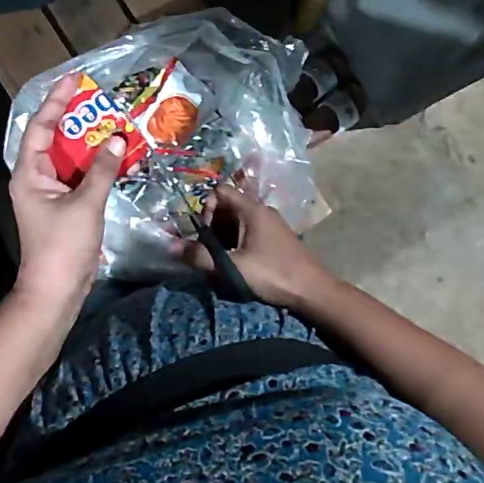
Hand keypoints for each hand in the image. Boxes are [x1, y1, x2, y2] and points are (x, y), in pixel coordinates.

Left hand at [9, 73, 125, 305]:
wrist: (56, 290)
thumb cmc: (64, 245)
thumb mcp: (86, 204)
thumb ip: (102, 169)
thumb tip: (117, 138)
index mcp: (29, 174)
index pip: (41, 128)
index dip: (56, 101)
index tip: (74, 79)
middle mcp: (35, 179)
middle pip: (54, 139)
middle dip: (76, 119)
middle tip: (99, 98)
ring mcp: (50, 194)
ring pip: (69, 158)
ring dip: (88, 142)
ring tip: (111, 121)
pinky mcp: (64, 207)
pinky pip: (79, 176)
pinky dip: (95, 165)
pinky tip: (114, 155)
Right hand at [180, 184, 337, 308]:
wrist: (312, 291)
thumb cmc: (273, 274)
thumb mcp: (233, 267)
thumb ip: (201, 256)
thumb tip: (171, 246)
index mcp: (252, 210)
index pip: (221, 191)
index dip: (206, 207)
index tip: (204, 232)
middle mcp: (262, 211)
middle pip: (228, 207)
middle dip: (213, 226)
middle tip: (208, 249)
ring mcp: (270, 225)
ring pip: (238, 221)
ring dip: (224, 237)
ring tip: (220, 259)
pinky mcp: (275, 239)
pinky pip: (248, 232)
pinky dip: (237, 243)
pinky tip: (236, 263)